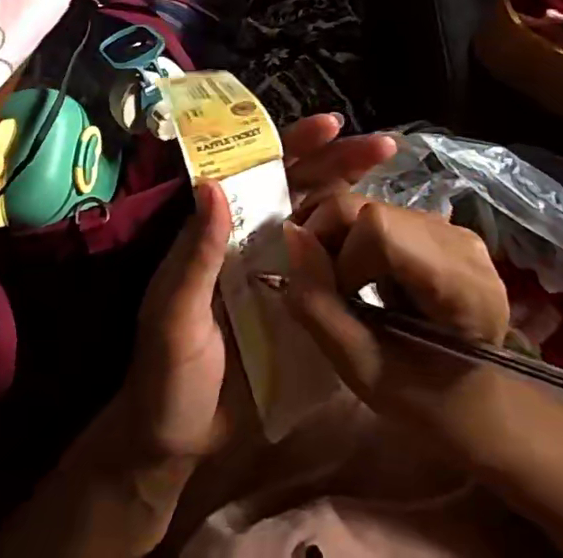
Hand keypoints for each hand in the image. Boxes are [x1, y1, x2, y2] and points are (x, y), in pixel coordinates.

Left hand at [120, 114, 398, 460]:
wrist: (179, 437)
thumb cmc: (166, 372)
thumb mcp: (174, 314)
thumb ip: (195, 256)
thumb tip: (212, 185)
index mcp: (220, 233)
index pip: (257, 175)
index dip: (291, 146)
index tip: (329, 125)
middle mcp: (254, 243)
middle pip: (300, 191)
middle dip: (338, 163)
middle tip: (383, 145)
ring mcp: (283, 276)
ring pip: (323, 225)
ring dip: (356, 199)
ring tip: (396, 179)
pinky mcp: (304, 312)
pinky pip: (335, 273)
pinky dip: (362, 253)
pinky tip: (393, 243)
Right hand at [281, 193, 511, 441]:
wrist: (475, 400)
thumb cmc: (424, 397)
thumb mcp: (361, 368)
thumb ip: (319, 304)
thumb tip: (291, 235)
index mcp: (461, 284)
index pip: (380, 230)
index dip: (341, 256)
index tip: (336, 298)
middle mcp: (459, 241)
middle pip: (370, 209)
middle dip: (327, 237)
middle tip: (320, 281)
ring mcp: (450, 227)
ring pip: (367, 203)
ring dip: (335, 235)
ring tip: (338, 279)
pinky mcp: (436, 224)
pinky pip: (377, 209)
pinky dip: (350, 233)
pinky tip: (355, 269)